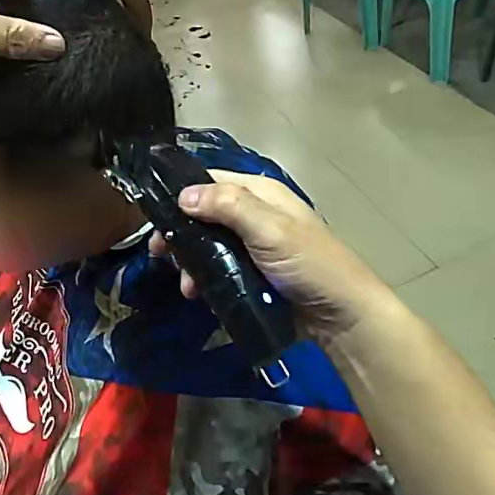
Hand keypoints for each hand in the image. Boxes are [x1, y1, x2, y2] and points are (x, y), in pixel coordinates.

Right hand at [150, 171, 403, 346]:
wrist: (340, 313)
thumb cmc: (307, 263)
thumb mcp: (269, 229)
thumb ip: (228, 206)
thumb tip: (183, 193)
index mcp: (260, 193)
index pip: (211, 181)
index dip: (181, 195)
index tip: (154, 218)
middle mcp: (255, 214)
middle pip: (204, 214)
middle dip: (182, 234)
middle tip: (161, 255)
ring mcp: (253, 245)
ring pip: (208, 244)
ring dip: (191, 261)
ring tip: (186, 285)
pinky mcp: (252, 273)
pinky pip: (219, 269)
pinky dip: (205, 278)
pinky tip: (197, 294)